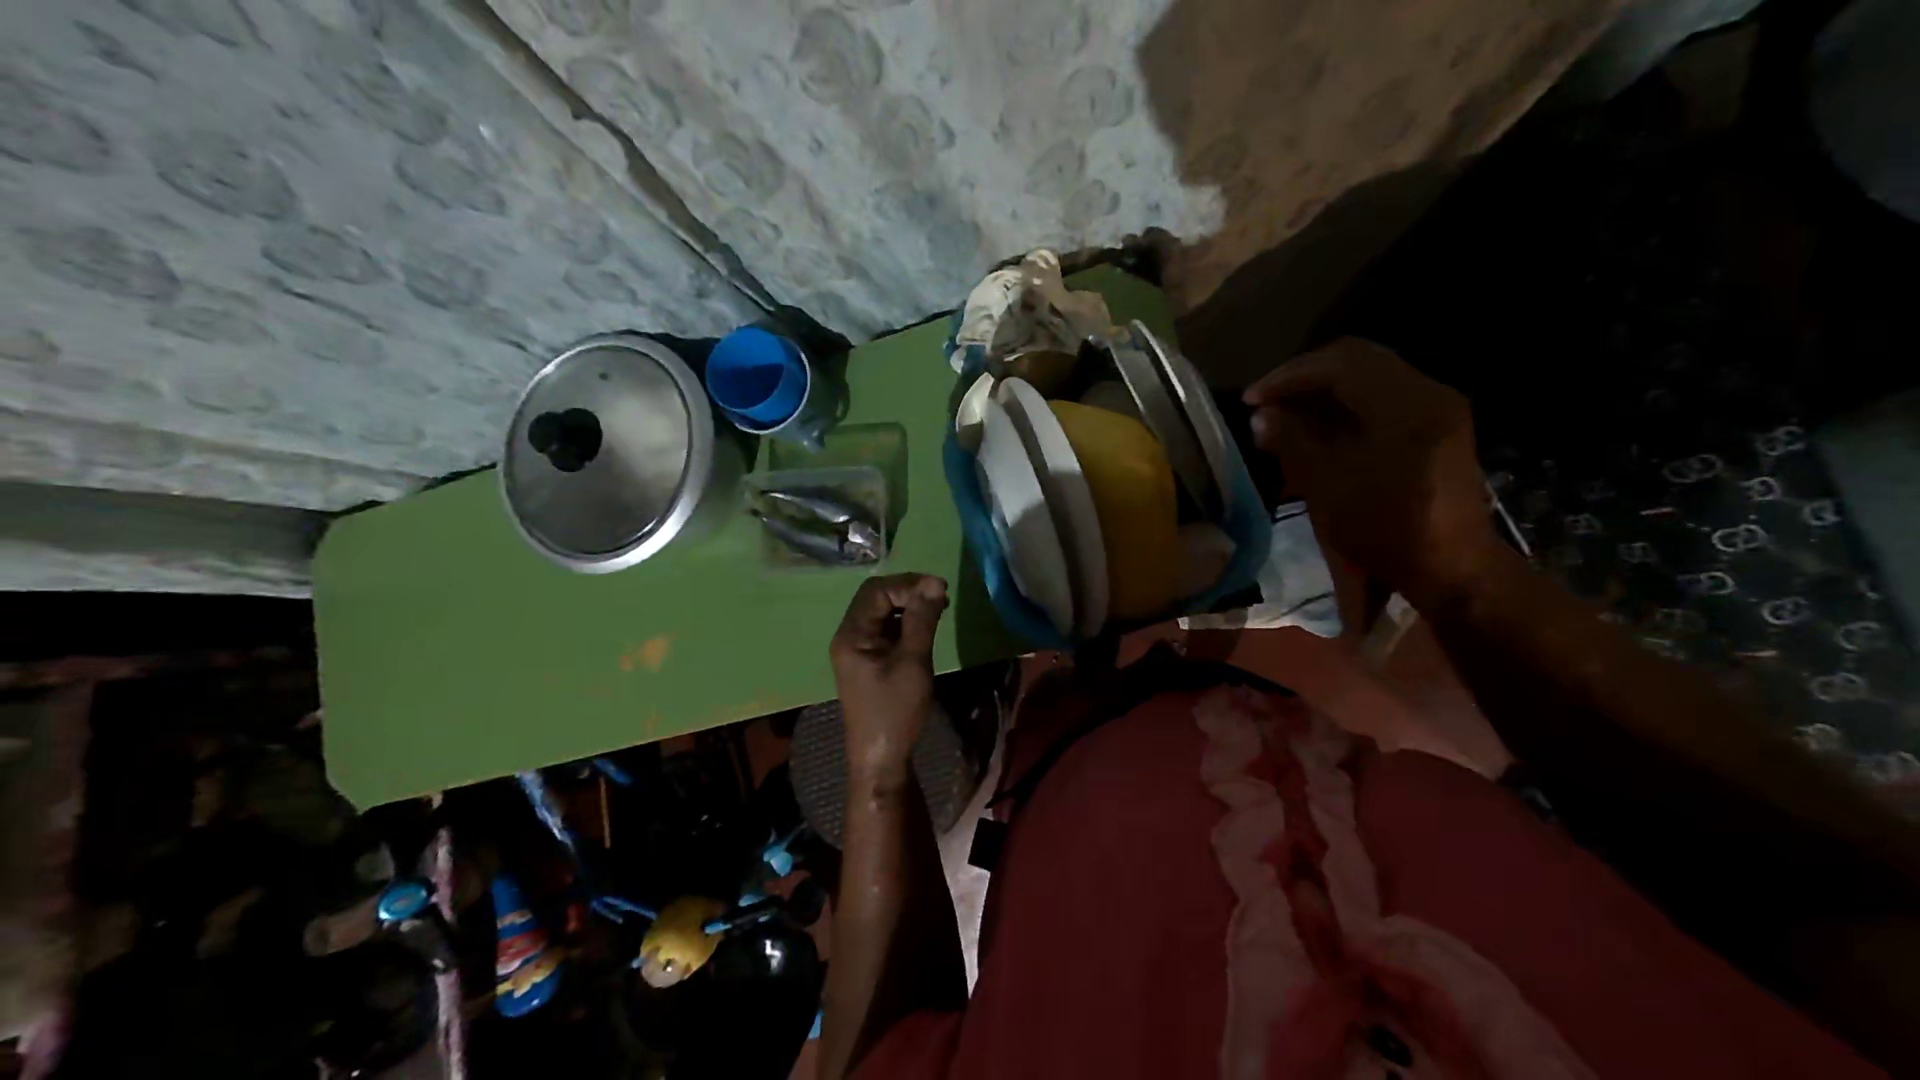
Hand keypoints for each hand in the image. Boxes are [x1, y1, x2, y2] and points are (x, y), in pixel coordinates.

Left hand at [830, 574, 948, 780]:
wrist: (881, 757)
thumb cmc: (895, 710)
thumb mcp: (913, 661)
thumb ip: (922, 619)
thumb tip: (935, 582)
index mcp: (851, 634)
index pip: (876, 590)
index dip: (908, 584)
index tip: (940, 589)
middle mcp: (848, 636)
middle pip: (875, 597)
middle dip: (908, 591)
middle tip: (941, 595)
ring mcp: (856, 649)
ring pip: (881, 612)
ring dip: (908, 605)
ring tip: (939, 608)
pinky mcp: (867, 660)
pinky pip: (884, 629)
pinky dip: (905, 622)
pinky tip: (926, 626)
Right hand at [1243, 339, 1504, 606]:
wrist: (1452, 569)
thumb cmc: (1387, 529)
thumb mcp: (1329, 486)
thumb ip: (1292, 441)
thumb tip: (1261, 415)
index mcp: (1405, 403)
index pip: (1338, 365)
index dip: (1288, 377)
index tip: (1251, 400)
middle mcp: (1427, 393)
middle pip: (1357, 360)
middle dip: (1305, 377)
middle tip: (1267, 400)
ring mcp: (1437, 409)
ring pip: (1370, 376)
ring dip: (1323, 389)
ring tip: (1285, 414)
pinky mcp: (1436, 427)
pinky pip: (1383, 397)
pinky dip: (1345, 404)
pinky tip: (1318, 428)